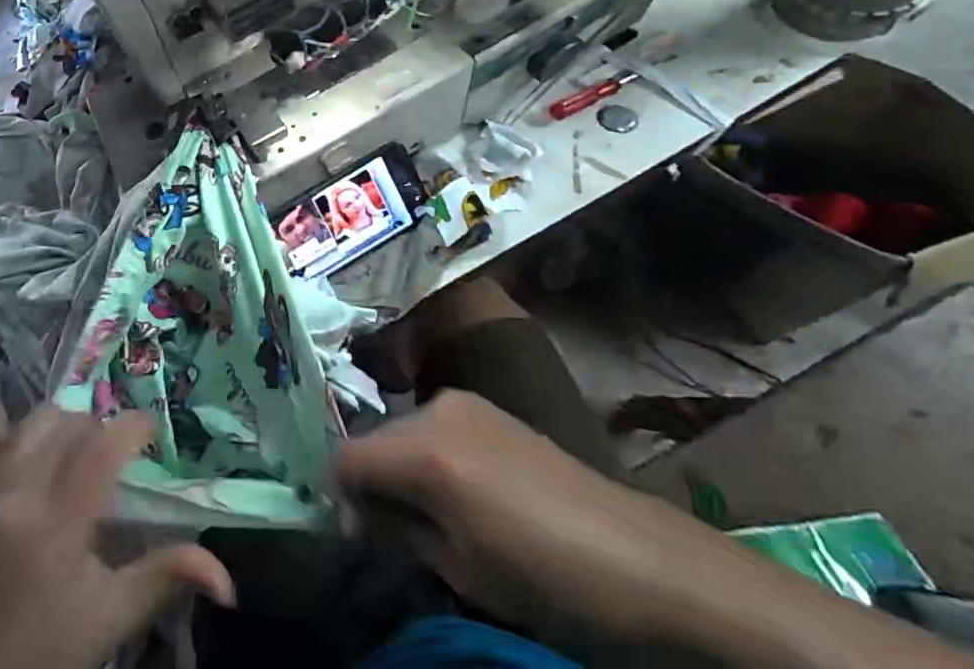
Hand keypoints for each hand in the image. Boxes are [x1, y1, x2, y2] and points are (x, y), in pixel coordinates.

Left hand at [0, 405, 235, 668]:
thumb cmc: (43, 652)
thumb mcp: (112, 616)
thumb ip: (168, 578)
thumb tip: (228, 579)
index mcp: (59, 527)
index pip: (106, 445)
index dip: (136, 427)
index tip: (150, 436)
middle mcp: (14, 497)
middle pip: (72, 424)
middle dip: (102, 431)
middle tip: (110, 459)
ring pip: (32, 420)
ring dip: (61, 427)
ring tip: (69, 456)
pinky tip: (11, 446)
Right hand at [337, 390, 750, 641]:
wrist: (632, 552)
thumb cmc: (542, 573)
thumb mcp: (457, 566)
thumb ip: (395, 527)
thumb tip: (357, 511)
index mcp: (426, 452)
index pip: (345, 457)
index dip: (341, 496)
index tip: (359, 532)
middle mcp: (438, 408)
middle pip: (373, 438)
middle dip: (371, 479)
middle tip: (392, 529)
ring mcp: (465, 400)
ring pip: (402, 429)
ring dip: (400, 465)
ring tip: (431, 511)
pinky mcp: (488, 405)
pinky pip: (433, 424)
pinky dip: (427, 453)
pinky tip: (459, 488)